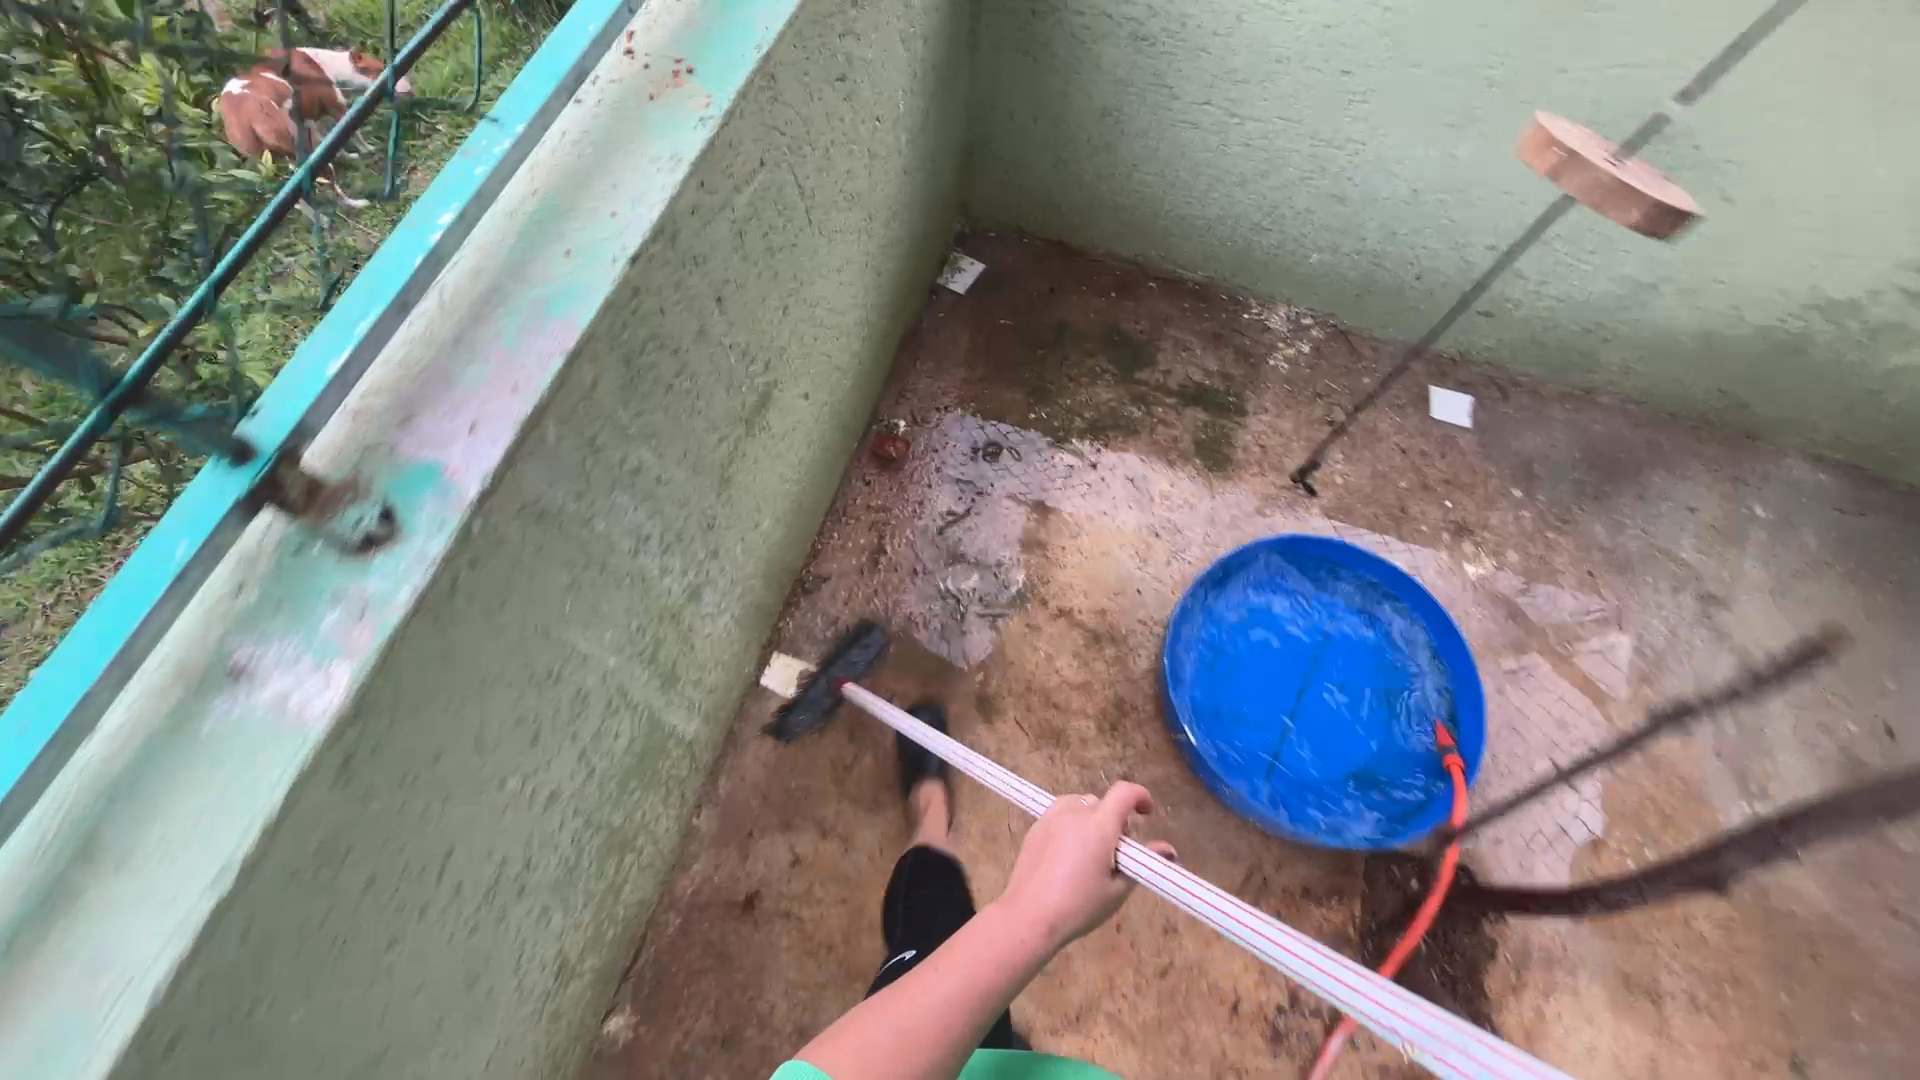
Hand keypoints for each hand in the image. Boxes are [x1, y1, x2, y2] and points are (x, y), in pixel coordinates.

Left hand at [994, 781, 1177, 952]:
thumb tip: (1168, 850)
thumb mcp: (1117, 890)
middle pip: (1103, 803)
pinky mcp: (1036, 826)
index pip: (1124, 792)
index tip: (1148, 812)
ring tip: (1093, 850)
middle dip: (1117, 819)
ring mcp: (1052, 816)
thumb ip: (1143, 864)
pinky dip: (1073, 823)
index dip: (1140, 796)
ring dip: (1093, 818)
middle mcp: (1075, 812)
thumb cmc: (1078, 906)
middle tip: (1119, 850)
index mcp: (1099, 825)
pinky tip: (1070, 853)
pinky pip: (1061, 813)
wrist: (1029, 915)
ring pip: (1081, 805)